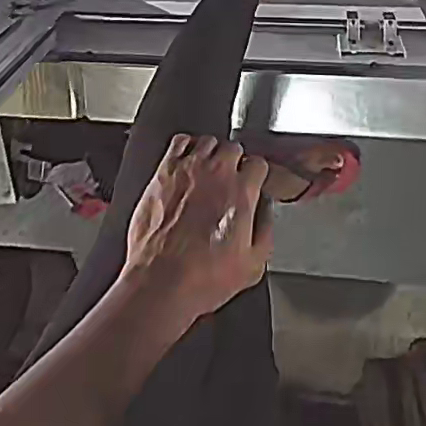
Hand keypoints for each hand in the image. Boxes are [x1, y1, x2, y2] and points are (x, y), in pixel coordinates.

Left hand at [123, 134, 273, 322]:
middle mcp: (218, 174)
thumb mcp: (253, 264)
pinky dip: (186, 146)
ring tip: (208, 169)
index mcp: (242, 192)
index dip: (255, 175)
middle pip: (234, 148)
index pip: (257, 164)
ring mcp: (190, 169)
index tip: (250, 183)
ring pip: (209, 141)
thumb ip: (265, 229)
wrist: (159, 283)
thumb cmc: (201, 277)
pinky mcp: (165, 172)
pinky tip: (186, 161)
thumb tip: (265, 212)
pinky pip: (180, 142)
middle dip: (234, 161)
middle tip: (229, 178)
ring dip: (211, 153)